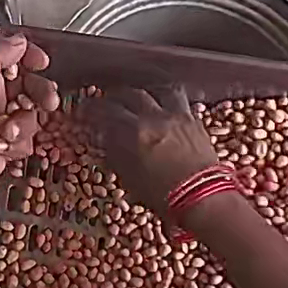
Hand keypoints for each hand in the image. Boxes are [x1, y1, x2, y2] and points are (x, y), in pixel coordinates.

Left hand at [0, 30, 58, 188]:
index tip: (41, 62)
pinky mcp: (8, 140)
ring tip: (6, 132)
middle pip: (30, 83)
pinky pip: (29, 136)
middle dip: (40, 93)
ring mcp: (1, 117)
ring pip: (33, 112)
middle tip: (47, 102)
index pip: (11, 53)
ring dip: (23, 124)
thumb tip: (19, 39)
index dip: (29, 55)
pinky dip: (18, 143)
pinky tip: (1, 147)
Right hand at [82, 86, 221, 212]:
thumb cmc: (163, 196)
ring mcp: (177, 116)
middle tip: (109, 101)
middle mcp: (154, 117)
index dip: (92, 108)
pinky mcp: (194, 120)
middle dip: (116, 96)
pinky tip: (164, 104)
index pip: (106, 112)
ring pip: (159, 90)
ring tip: (139, 96)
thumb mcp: (129, 178)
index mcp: (133, 132)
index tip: (85, 109)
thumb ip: (116, 155)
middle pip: (131, 95)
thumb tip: (106, 141)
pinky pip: (179, 100)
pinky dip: (167, 99)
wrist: (203, 198)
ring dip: (146, 91)